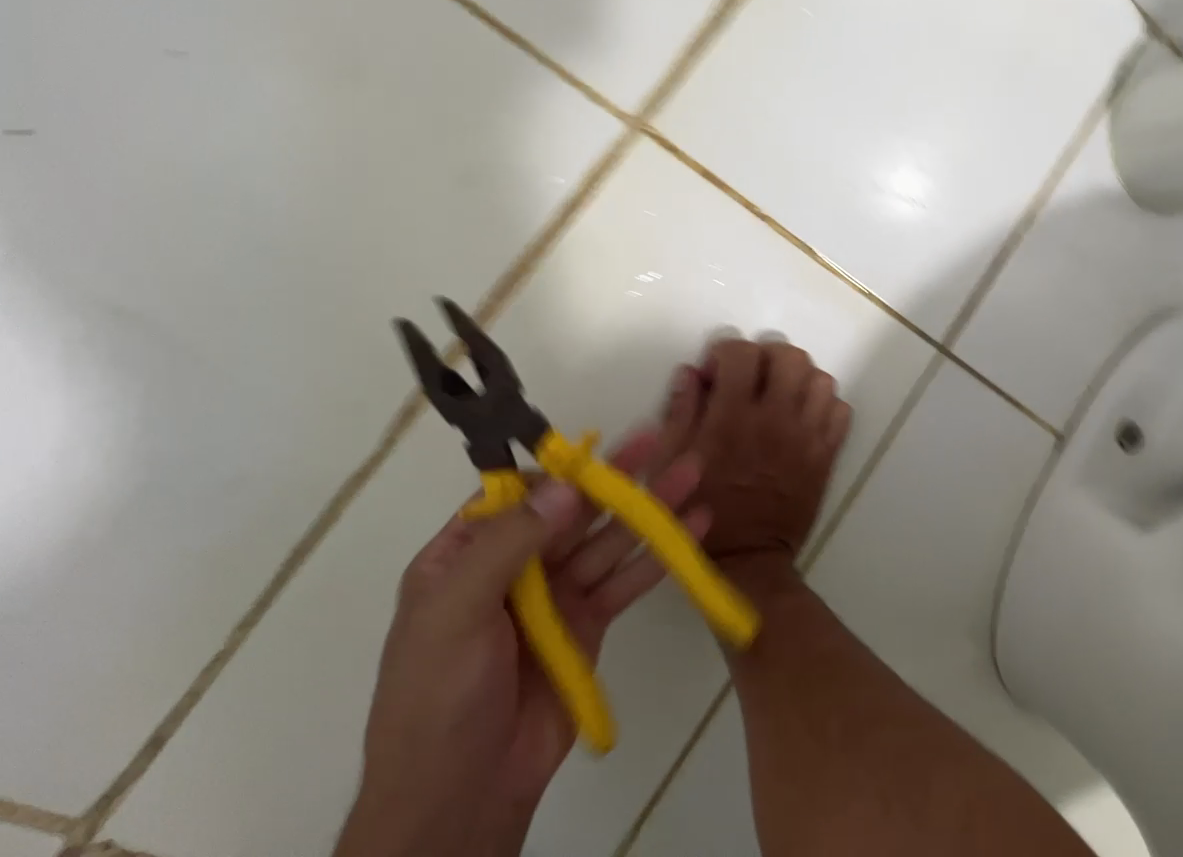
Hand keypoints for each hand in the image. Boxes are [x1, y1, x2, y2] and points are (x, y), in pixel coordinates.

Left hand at [335, 427, 706, 856]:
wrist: (465, 788)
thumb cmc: (439, 695)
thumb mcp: (455, 611)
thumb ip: (509, 544)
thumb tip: (566, 484)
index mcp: (462, 557)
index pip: (515, 497)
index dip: (558, 472)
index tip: (600, 452)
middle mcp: (512, 569)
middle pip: (571, 512)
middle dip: (617, 480)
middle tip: (661, 442)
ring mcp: (555, 597)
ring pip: (608, 541)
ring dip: (648, 510)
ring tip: (692, 475)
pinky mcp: (589, 625)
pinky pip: (627, 581)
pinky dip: (659, 556)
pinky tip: (693, 528)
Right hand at [687, 337, 851, 566]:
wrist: (748, 557)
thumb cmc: (699, 510)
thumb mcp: (671, 462)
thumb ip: (681, 412)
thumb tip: (692, 372)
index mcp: (732, 417)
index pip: (741, 353)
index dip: (725, 352)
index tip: (716, 373)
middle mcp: (776, 418)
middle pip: (789, 356)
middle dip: (766, 356)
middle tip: (751, 377)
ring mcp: (808, 435)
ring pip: (820, 378)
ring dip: (798, 378)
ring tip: (780, 396)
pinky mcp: (827, 453)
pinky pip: (840, 409)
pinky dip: (823, 405)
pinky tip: (802, 418)